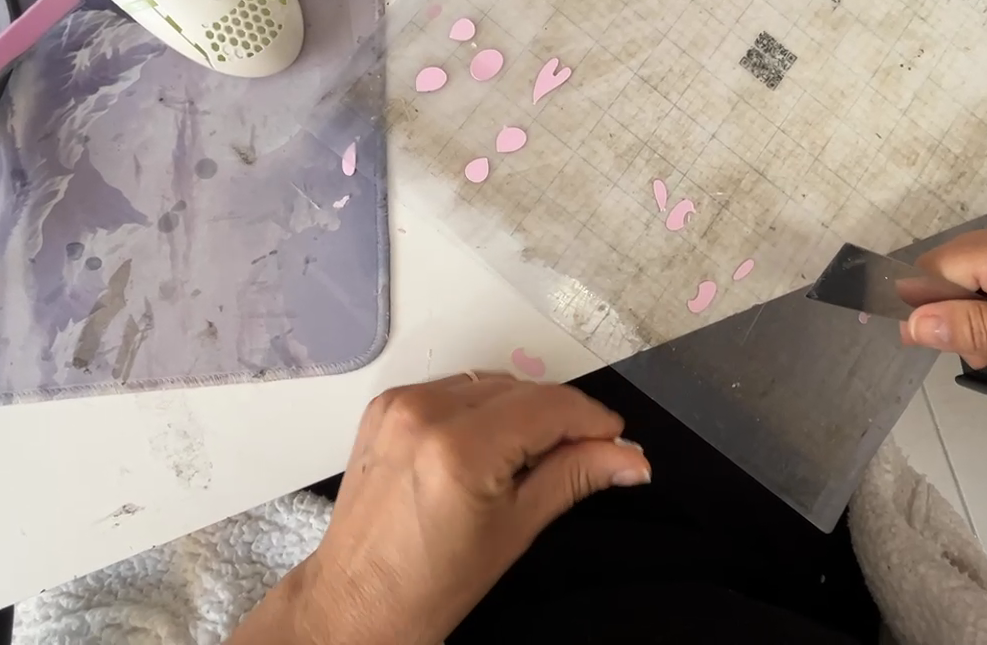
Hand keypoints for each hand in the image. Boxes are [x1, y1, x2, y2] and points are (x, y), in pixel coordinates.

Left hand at [233, 373, 649, 644]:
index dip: (590, 418)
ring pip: (491, 382)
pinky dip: (482, 405)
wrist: (353, 604)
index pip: (548, 406)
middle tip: (582, 451)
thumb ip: (576, 476)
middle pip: (522, 389)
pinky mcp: (387, 402)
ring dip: (520, 407)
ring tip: (528, 453)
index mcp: (461, 449)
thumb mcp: (517, 530)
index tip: (615, 436)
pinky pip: (456, 386)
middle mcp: (427, 411)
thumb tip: (633, 458)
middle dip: (558, 416)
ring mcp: (402, 401)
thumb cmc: (433, 585)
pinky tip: (487, 442)